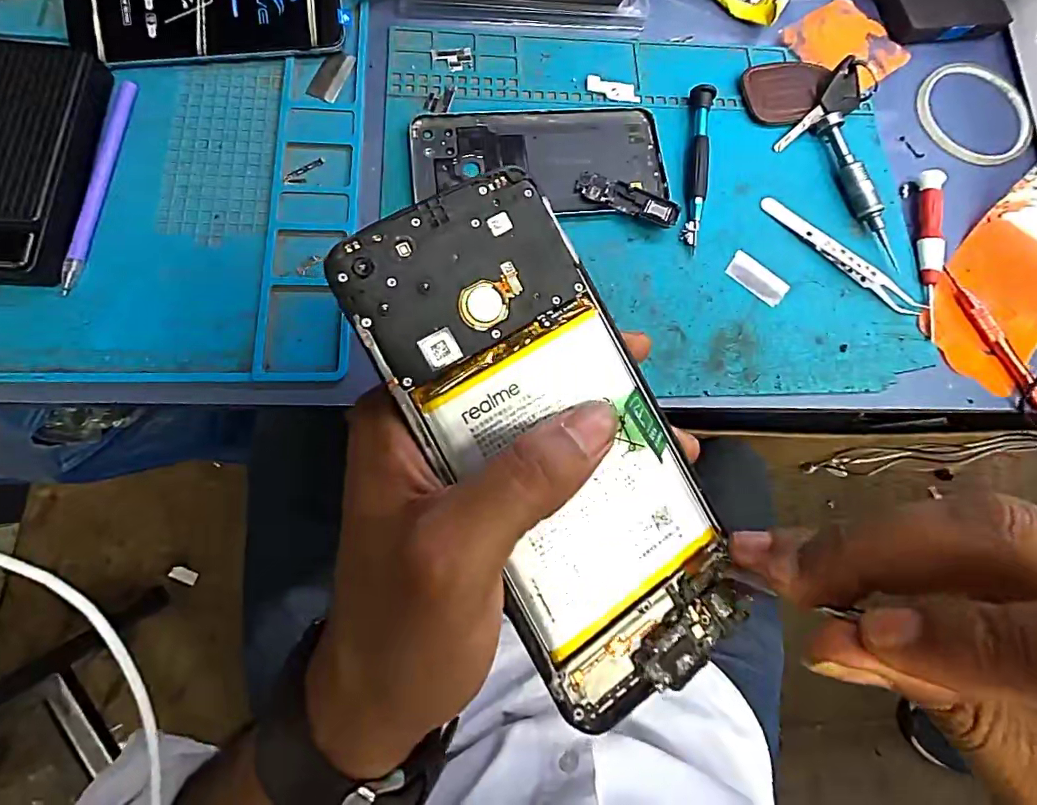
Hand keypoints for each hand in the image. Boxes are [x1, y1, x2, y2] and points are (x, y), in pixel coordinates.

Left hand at [305, 332, 697, 777]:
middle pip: (507, 387)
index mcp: (396, 421)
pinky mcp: (486, 503)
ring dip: (588, 427)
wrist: (383, 707)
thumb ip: (519, 483)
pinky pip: (539, 470)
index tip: (591, 328)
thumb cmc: (400, 629)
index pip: (463, 354)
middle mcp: (426, 432)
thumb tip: (596, 417)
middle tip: (637, 375)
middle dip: (574, 382)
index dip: (528, 334)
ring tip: (653, 428)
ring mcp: (458, 470)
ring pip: (530, 427)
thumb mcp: (455, 551)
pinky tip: (629, 474)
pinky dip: (582, 469)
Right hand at [730, 494, 1036, 804]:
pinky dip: (932, 555)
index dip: (986, 636)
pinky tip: (872, 568)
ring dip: (891, 545)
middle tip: (775, 559)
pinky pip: (1021, 543)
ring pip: (1014, 530)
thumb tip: (848, 645)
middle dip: (889, 548)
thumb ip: (994, 730)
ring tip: (802, 561)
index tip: (850, 635)